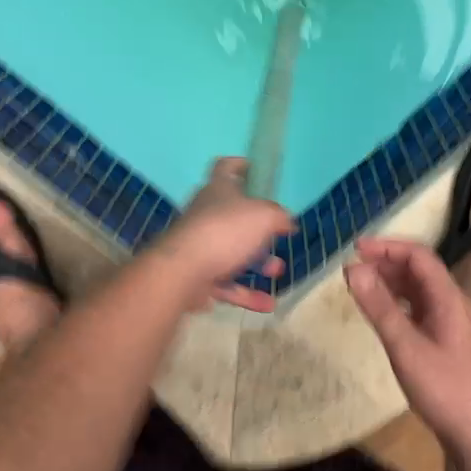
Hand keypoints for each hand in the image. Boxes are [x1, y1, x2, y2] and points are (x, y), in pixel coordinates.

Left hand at [153, 158, 293, 312]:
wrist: (183, 270)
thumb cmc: (226, 231)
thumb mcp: (264, 216)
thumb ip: (279, 216)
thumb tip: (286, 221)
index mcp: (218, 190)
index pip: (226, 167)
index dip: (241, 165)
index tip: (257, 172)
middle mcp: (206, 214)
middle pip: (233, 215)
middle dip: (258, 228)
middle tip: (277, 234)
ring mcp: (200, 246)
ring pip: (232, 251)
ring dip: (257, 262)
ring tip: (277, 271)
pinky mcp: (196, 275)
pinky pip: (226, 284)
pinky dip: (246, 293)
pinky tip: (268, 304)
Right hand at [345, 237, 470, 448]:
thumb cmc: (445, 388)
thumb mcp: (405, 346)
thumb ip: (379, 307)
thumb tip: (353, 268)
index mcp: (449, 298)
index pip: (419, 256)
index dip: (387, 247)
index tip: (355, 249)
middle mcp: (454, 305)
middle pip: (420, 271)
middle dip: (386, 264)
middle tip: (352, 270)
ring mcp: (453, 325)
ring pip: (421, 292)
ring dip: (392, 284)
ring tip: (361, 289)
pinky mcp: (449, 344)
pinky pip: (422, 312)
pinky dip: (400, 306)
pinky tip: (384, 317)